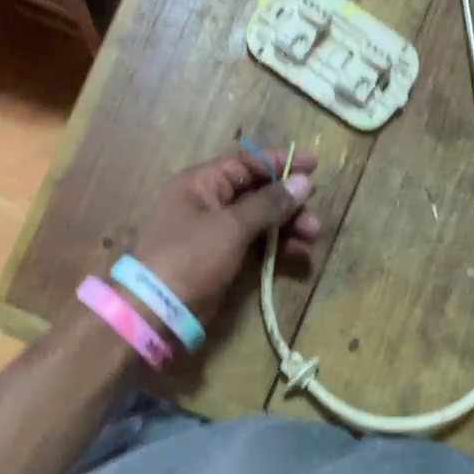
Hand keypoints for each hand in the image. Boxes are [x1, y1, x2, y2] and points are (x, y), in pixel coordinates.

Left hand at [131, 149, 321, 323]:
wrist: (158, 311)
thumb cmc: (191, 257)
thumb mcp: (231, 226)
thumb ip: (269, 203)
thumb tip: (303, 181)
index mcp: (200, 183)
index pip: (246, 162)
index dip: (280, 163)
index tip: (314, 165)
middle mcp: (206, 202)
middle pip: (256, 192)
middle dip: (288, 202)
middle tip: (314, 215)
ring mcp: (214, 232)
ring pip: (258, 220)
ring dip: (287, 226)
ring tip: (312, 237)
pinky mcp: (221, 258)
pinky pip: (254, 244)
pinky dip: (276, 247)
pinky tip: (300, 254)